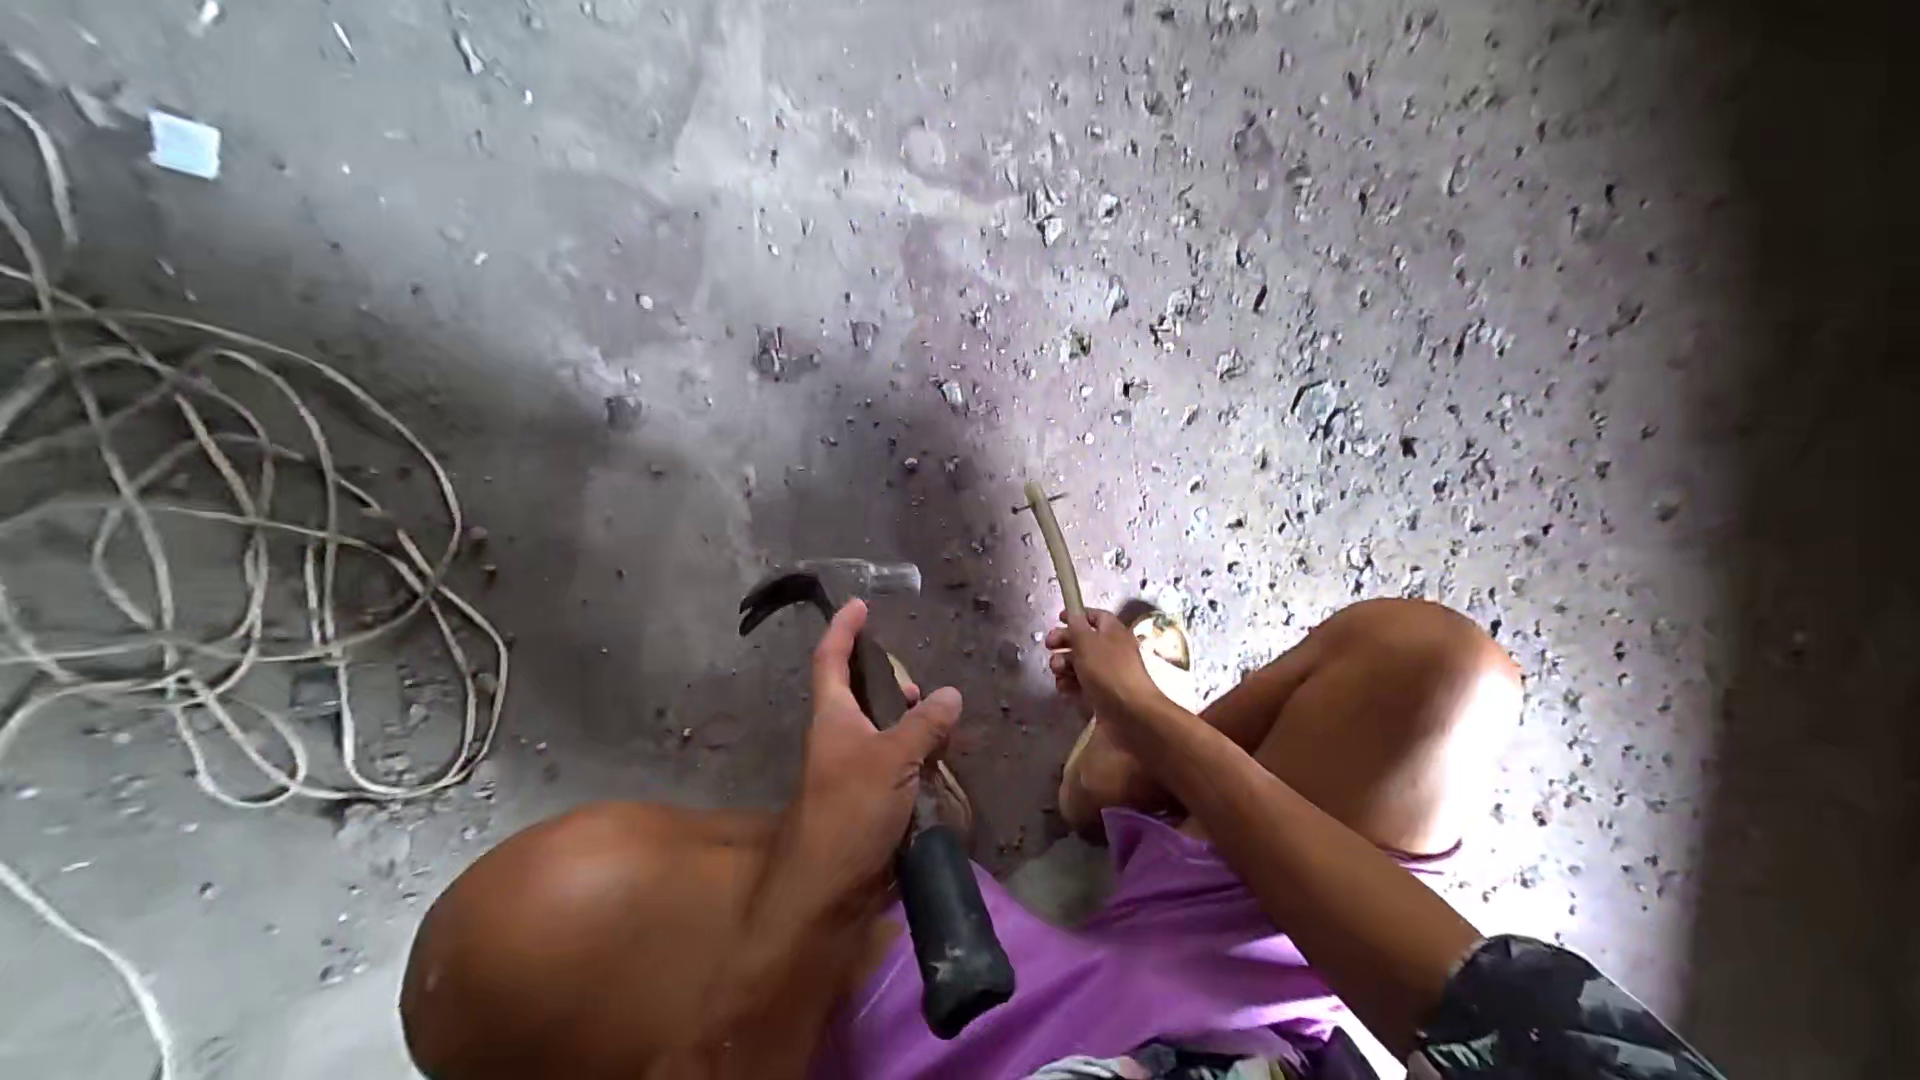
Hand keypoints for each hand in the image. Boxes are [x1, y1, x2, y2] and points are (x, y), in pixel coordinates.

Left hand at [781, 599, 961, 906]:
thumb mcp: (890, 760)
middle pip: (865, 694)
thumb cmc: (848, 812)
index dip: (843, 629)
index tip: (858, 603)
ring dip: (913, 724)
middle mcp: (841, 737)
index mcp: (833, 717)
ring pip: (888, 730)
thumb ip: (923, 725)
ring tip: (940, 731)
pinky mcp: (872, 798)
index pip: (831, 660)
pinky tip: (940, 764)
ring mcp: (856, 769)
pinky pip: (900, 764)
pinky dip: (920, 758)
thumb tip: (951, 694)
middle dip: (892, 683)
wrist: (828, 891)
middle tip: (922, 691)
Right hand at [1046, 608, 1169, 727]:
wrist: (1130, 713)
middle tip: (1049, 646)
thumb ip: (1076, 625)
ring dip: (1063, 664)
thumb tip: (1072, 612)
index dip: (1076, 615)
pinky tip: (1064, 688)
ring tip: (1058, 671)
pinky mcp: (1102, 693)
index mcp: (1112, 631)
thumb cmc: (1107, 671)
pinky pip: (1082, 683)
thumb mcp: (1087, 642)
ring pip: (1079, 663)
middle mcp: (1111, 650)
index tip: (1058, 618)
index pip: (1094, 616)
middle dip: (1064, 642)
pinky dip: (1070, 683)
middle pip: (1083, 640)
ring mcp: (1107, 673)